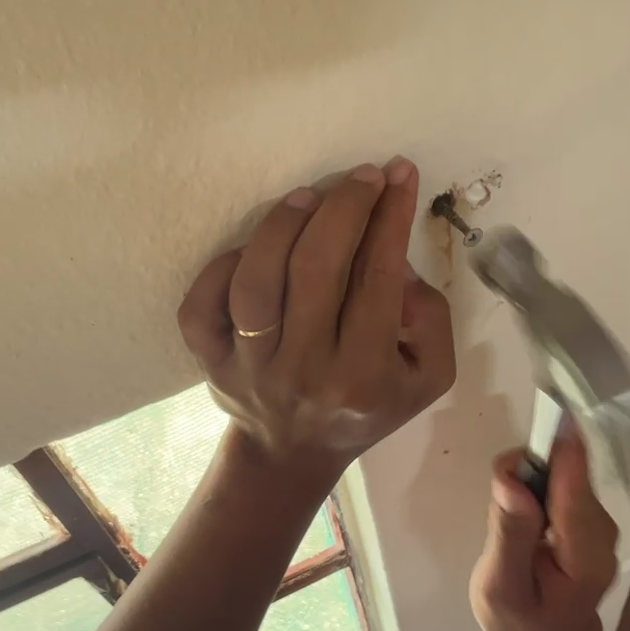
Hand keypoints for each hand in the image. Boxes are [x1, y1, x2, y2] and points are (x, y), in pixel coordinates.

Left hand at [176, 158, 456, 482]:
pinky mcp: (211, 362)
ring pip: (255, 281)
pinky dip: (220, 268)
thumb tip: (394, 261)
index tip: (399, 175)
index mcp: (363, 375)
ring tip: (308, 197)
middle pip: (315, 269)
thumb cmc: (366, 407)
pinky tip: (253, 251)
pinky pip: (200, 307)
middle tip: (362, 177)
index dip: (390, 218)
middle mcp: (304, 371)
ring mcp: (250, 368)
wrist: (293, 455)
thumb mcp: (426, 376)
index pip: (377, 278)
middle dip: (344, 207)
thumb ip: (429, 319)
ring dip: (282, 226)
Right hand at [469, 428, 620, 630]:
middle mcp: (601, 526)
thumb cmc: (524, 626)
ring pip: (556, 473)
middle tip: (498, 509)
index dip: (555, 444)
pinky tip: (524, 530)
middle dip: (524, 474)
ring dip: (525, 486)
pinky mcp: (588, 516)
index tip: (538, 420)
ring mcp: (597, 520)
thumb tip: (511, 479)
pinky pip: (556, 484)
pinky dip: (533, 494)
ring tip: (509, 531)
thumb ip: (508, 534)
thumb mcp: (501, 589)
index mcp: (585, 549)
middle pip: (562, 469)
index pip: (573, 479)